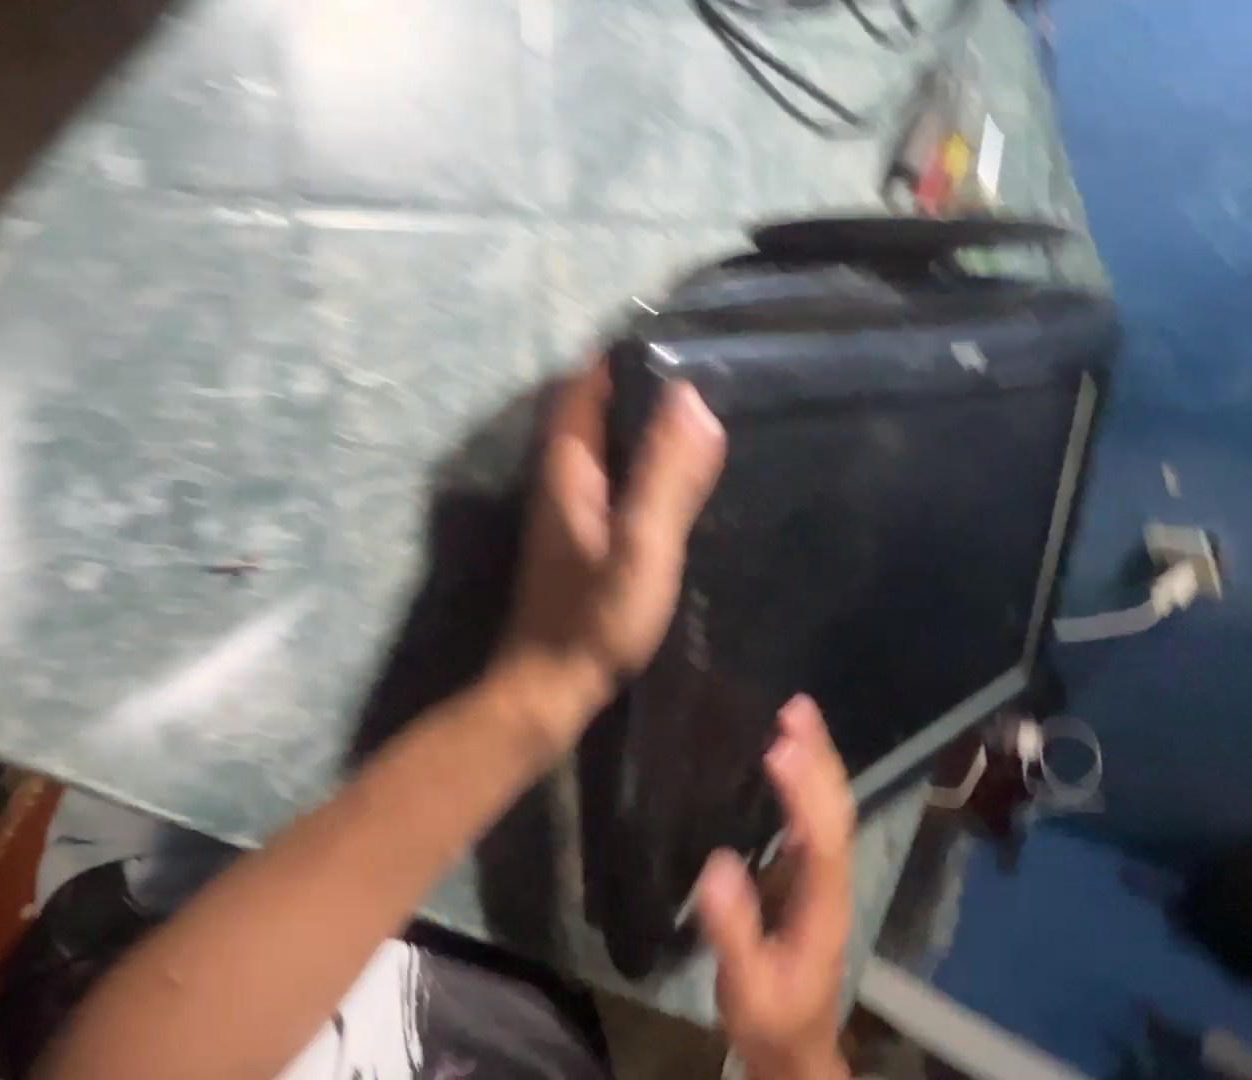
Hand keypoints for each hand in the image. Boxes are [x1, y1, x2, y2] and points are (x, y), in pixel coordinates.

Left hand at [497, 360, 725, 752]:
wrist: (549, 686)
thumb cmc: (594, 619)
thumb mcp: (642, 546)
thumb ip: (666, 476)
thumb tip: (690, 398)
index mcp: (567, 468)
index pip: (583, 386)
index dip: (620, 357)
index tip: (676, 338)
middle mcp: (558, 478)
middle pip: (590, 410)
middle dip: (635, 385)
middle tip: (702, 370)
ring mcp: (563, 508)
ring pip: (600, 444)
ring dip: (637, 424)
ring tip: (699, 413)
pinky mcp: (575, 535)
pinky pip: (608, 477)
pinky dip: (636, 463)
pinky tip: (673, 476)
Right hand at [697, 696, 855, 1079]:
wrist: (794, 1047)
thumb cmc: (769, 1019)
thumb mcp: (745, 987)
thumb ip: (733, 932)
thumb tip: (718, 865)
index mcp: (819, 909)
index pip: (818, 841)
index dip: (802, 794)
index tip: (778, 750)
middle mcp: (829, 885)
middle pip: (834, 813)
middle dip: (820, 759)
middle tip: (797, 709)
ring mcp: (820, 880)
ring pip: (828, 812)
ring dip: (818, 762)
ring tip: (797, 717)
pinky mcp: (804, 878)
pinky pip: (810, 819)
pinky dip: (804, 782)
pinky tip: (786, 760)